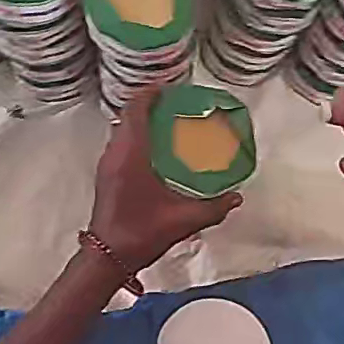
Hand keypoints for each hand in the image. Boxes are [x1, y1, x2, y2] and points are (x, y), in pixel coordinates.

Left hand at [89, 92, 242, 272]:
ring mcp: (107, 164)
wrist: (107, 257)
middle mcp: (115, 152)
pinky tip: (156, 149)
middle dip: (149, 103)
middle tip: (176, 103)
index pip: (136, 109)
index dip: (151, 92)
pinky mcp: (106, 175)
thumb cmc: (141, 232)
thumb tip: (237, 197)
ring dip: (141, 119)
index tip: (172, 87)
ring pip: (122, 128)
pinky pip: (120, 142)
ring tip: (168, 122)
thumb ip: (213, 208)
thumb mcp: (182, 220)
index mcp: (131, 154)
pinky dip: (136, 135)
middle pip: (128, 114)